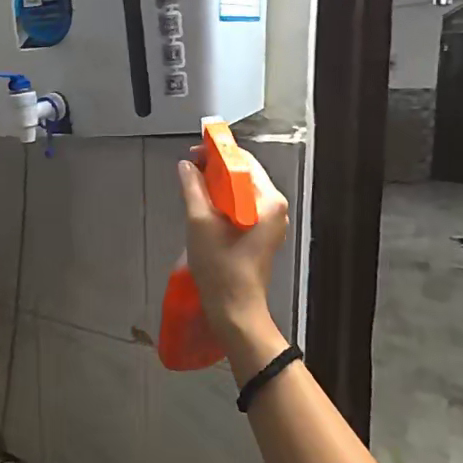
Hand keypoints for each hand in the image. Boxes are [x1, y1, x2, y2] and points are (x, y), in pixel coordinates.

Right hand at [176, 145, 289, 349]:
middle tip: (190, 169)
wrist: (235, 310)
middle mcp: (275, 208)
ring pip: (242, 192)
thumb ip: (193, 188)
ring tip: (194, 186)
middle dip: (217, 169)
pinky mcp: (262, 235)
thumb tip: (186, 166)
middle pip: (244, 175)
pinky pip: (243, 208)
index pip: (244, 161)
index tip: (194, 152)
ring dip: (218, 186)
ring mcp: (271, 223)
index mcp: (269, 200)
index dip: (218, 153)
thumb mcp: (200, 222)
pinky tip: (205, 207)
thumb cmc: (221, 267)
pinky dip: (224, 203)